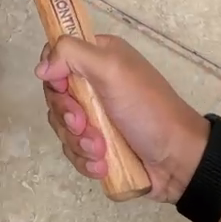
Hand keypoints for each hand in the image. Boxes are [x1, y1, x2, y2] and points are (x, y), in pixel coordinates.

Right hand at [36, 34, 206, 202]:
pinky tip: (102, 166)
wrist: (180, 162)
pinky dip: (84, 160)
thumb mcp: (111, 69)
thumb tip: (40, 69)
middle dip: (67, 115)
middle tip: (84, 125)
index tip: (63, 87)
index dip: (53, 73)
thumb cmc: (148, 108)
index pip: (56, 55)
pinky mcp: (97, 145)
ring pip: (61, 125)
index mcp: (98, 56)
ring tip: (101, 152)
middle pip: (55, 94)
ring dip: (78, 142)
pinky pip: (72, 150)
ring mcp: (95, 116)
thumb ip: (72, 54)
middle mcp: (93, 83)